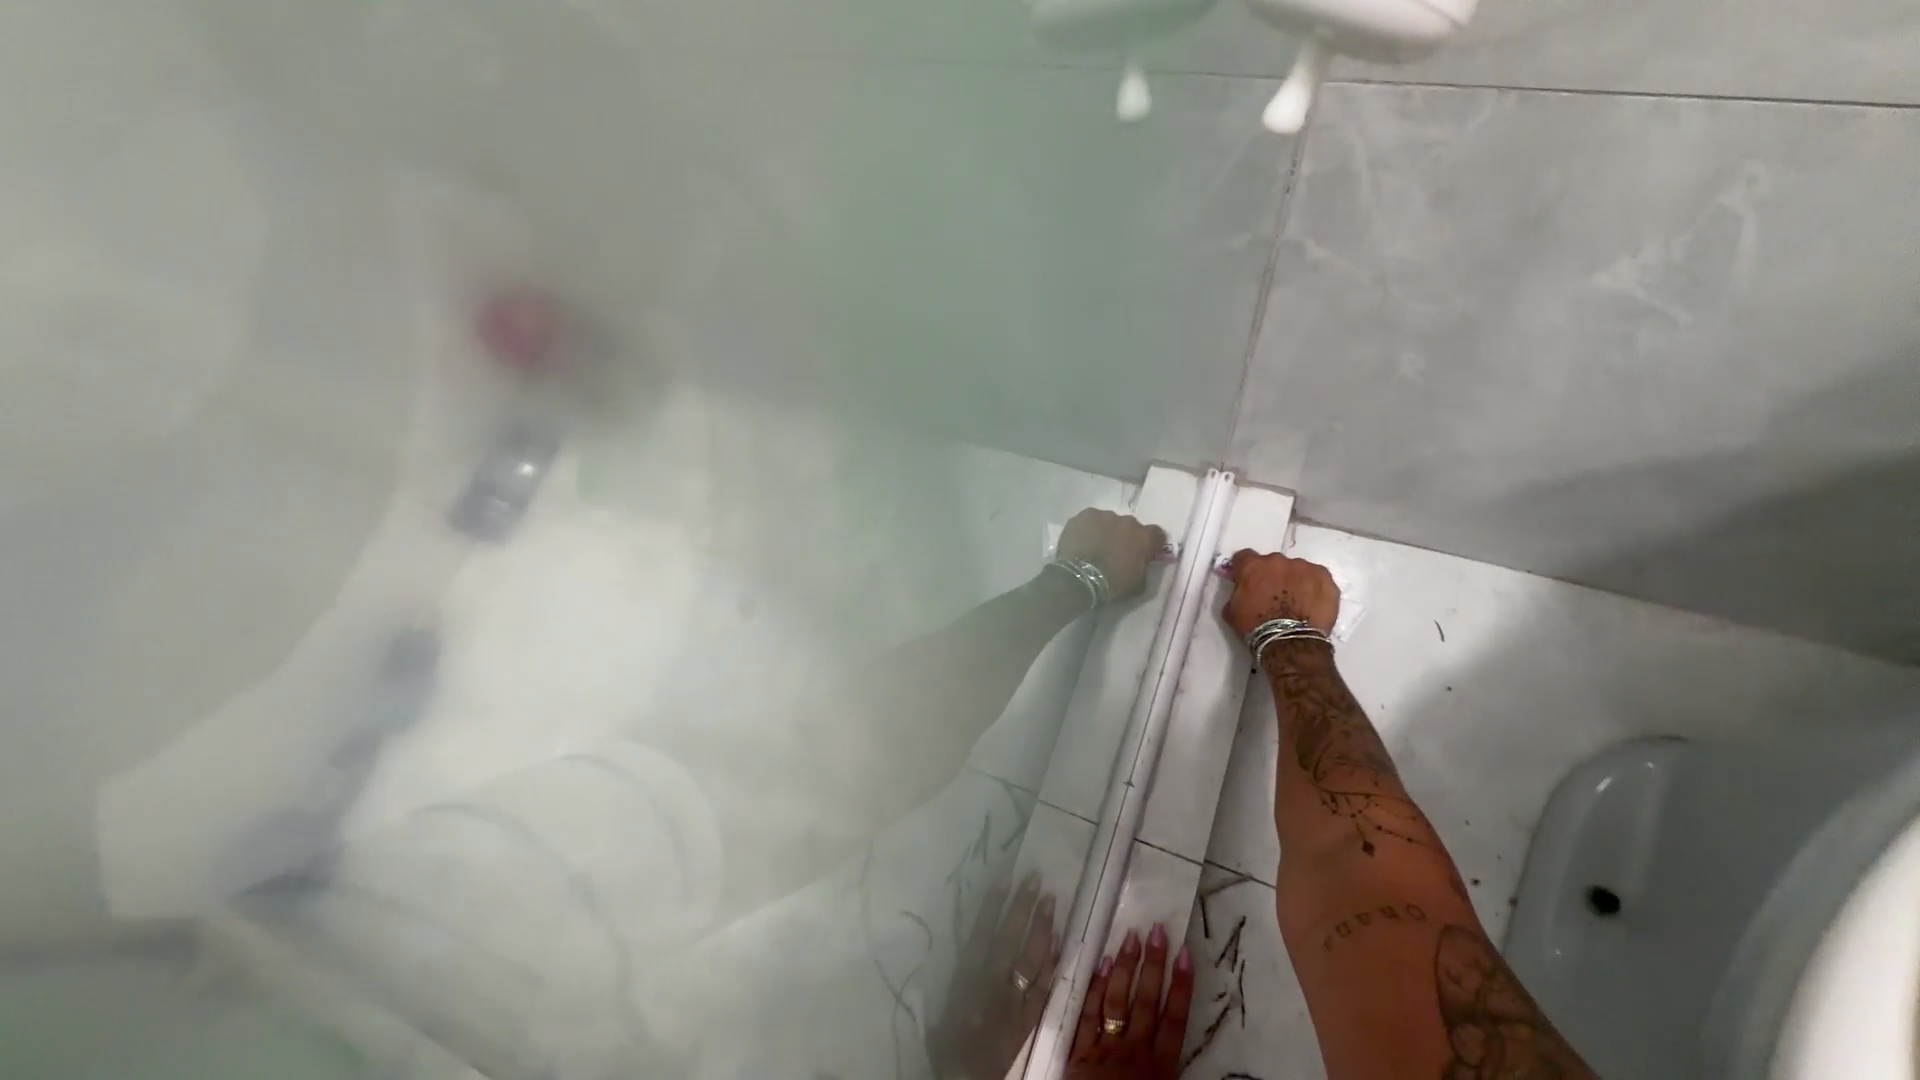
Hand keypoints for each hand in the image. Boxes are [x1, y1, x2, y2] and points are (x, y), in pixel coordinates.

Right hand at [927, 875, 1059, 1079]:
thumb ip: (953, 977)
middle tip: (1036, 879)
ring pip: (1031, 959)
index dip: (993, 906)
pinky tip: (1060, 940)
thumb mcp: (939, 1006)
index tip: (1005, 878)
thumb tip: (959, 942)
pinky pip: (1044, 986)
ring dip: (1042, 927)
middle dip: (1023, 908)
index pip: (981, 934)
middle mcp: (992, 985)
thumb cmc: (946, 1045)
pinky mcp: (1029, 1017)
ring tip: (1051, 900)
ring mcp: (1014, 1001)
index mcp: (966, 979)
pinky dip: (1052, 962)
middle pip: (1010, 940)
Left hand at [1058, 510, 1166, 601]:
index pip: (1157, 534)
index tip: (1145, 552)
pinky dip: (1088, 529)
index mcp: (1144, 537)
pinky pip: (1090, 520)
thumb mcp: (1139, 584)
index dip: (1151, 543)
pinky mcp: (1084, 515)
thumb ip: (1145, 568)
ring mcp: (1104, 515)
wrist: (1079, 578)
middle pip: (1130, 526)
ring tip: (1094, 547)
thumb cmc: (1112, 584)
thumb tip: (1143, 562)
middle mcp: (1126, 521)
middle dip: (1126, 537)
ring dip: (1106, 531)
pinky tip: (1081, 541)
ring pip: (1109, 521)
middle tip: (1115, 551)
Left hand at [1066, 925, 1192, 1079]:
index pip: (1175, 1020)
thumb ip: (1169, 1069)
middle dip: (1153, 965)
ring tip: (1131, 937)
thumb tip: (1178, 1036)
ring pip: (1117, 1001)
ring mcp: (1106, 1049)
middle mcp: (1135, 1052)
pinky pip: (1089, 1015)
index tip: (1185, 954)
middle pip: (1147, 1002)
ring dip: (1125, 967)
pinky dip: (1096, 989)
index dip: (1182, 986)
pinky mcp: (1080, 1052)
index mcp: (1160, 1069)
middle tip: (1157, 929)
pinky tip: (1102, 966)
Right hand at [1223, 550, 1340, 636]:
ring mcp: (1304, 567)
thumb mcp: (1231, 610)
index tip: (1247, 580)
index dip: (1245, 569)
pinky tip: (1312, 603)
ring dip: (1294, 581)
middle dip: (1272, 575)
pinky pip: (1317, 578)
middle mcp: (1278, 560)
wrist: (1290, 641)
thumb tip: (1242, 589)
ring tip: (1296, 602)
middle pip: (1273, 563)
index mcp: (1252, 566)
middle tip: (1273, 595)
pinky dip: (1314, 587)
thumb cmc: (1255, 627)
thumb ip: (1237, 592)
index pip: (1244, 557)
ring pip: (1297, 569)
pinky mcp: (1325, 577)